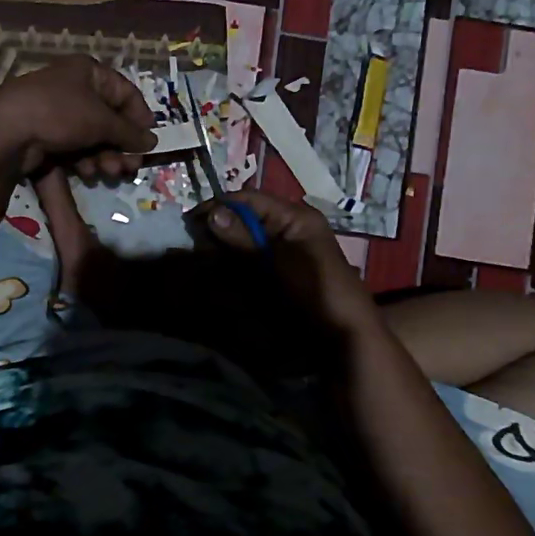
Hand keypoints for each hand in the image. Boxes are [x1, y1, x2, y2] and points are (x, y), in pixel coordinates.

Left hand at [0, 57, 157, 177]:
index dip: (140, 117)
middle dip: (122, 145)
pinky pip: (75, 147)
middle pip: (109, 119)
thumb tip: (152, 142)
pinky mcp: (46, 135)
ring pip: (93, 137)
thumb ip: (129, 132)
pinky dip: (85, 160)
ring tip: (109, 172)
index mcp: (88, 72)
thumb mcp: (100, 120)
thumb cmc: (59, 113)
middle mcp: (74, 89)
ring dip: (105, 156)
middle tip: (130, 167)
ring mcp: (58, 113)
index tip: (148, 142)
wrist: (7, 130)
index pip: (125, 92)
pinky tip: (88, 173)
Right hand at [195, 190, 380, 334]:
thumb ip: (244, 238)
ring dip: (225, 248)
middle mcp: (289, 228)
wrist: (343, 336)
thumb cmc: (315, 291)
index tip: (192, 220)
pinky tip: (222, 272)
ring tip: (205, 258)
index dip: (220, 205)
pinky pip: (251, 259)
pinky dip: (235, 263)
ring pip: (244, 238)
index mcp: (296, 217)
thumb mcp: (278, 261)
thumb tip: (212, 213)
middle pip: (246, 217)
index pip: (250, 199)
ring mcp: (285, 250)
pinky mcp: (279, 272)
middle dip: (220, 228)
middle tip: (196, 243)